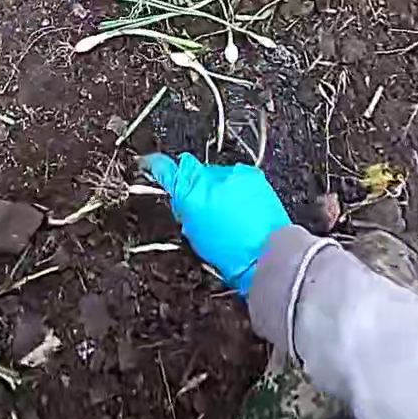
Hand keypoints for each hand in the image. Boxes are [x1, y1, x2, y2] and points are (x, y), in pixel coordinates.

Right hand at [143, 153, 291, 293]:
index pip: (165, 169)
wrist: (267, 255)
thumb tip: (181, 198)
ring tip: (232, 214)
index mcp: (190, 195)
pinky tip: (245, 208)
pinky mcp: (251, 173)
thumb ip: (186, 211)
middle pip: (194, 172)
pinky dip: (238, 188)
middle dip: (198, 187)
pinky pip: (237, 176)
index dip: (156, 165)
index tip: (150, 162)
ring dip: (220, 188)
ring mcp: (231, 174)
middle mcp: (209, 178)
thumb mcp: (196, 237)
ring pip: (218, 175)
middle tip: (208, 209)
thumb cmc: (234, 256)